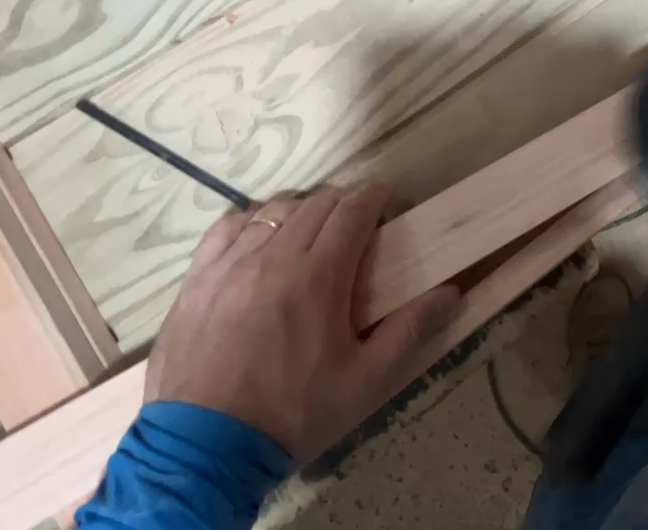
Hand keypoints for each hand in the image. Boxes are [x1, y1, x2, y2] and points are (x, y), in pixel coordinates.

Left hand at [146, 183, 460, 463]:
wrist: (201, 453)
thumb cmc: (292, 412)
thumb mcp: (363, 381)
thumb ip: (409, 331)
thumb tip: (451, 294)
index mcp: (318, 276)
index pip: (353, 210)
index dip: (375, 195)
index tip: (389, 196)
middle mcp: (273, 257)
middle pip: (316, 203)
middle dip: (344, 201)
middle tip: (358, 220)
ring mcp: (230, 265)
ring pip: (273, 208)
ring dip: (301, 209)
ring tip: (311, 229)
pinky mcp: (197, 279)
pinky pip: (227, 226)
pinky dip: (252, 220)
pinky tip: (260, 236)